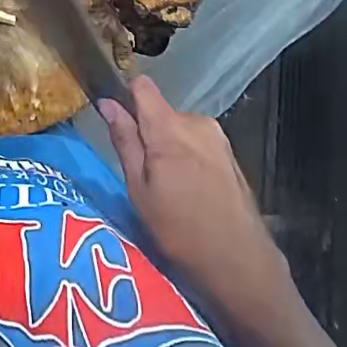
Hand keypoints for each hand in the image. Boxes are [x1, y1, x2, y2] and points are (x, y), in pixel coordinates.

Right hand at [99, 76, 290, 307]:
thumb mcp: (139, 189)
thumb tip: (108, 103)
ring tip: (170, 188)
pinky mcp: (229, 152)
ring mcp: (217, 136)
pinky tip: (191, 191)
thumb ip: (125, 141)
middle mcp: (196, 121)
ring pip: (179, 128)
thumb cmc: (179, 229)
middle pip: (160, 112)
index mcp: (170, 127)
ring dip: (169, 147)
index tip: (119, 121)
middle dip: (148, 134)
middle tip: (145, 175)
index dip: (127, 97)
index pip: (143, 87)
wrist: (239, 260)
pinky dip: (188, 157)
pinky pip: (197, 142)